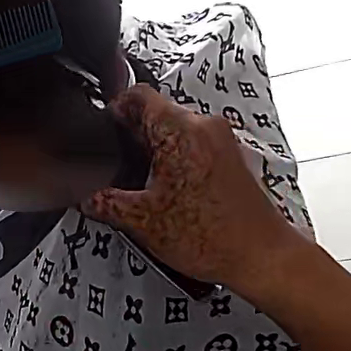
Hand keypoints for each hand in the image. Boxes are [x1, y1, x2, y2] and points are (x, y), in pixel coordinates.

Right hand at [83, 86, 311, 296]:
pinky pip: (199, 148)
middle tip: (120, 167)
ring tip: (146, 186)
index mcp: (181, 130)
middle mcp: (206, 126)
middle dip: (136, 137)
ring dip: (159, 152)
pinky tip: (173, 195)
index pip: (138, 95)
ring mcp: (224, 141)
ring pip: (179, 133)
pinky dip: (181, 162)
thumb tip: (90, 198)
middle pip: (159, 114)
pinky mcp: (234, 159)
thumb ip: (107, 203)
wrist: (260, 255)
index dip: (115, 109)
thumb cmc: (213, 237)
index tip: (105, 129)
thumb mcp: (144, 221)